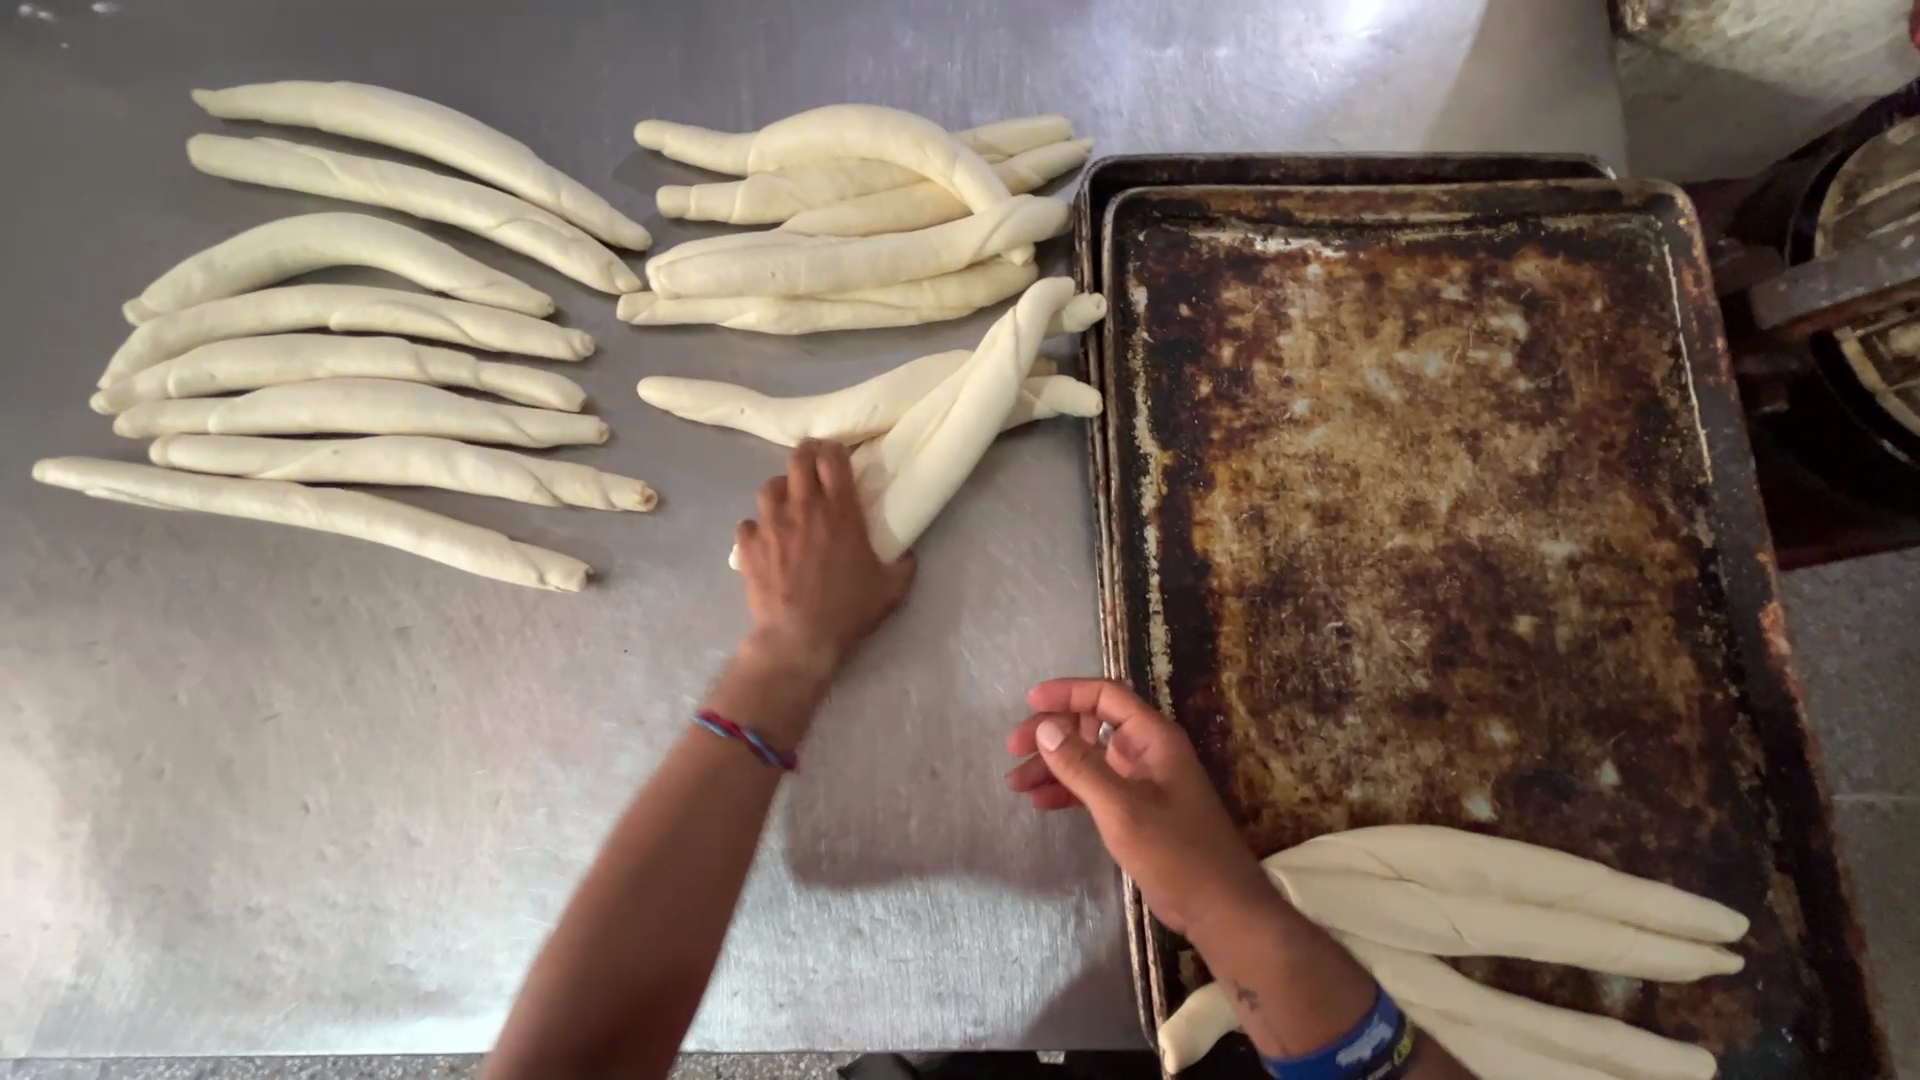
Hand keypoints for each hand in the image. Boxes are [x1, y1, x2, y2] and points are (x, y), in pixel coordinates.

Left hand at [734, 440, 915, 681]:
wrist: (799, 639)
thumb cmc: (849, 610)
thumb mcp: (892, 589)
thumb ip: (904, 564)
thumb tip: (908, 552)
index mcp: (840, 512)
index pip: (832, 458)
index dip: (834, 450)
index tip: (838, 456)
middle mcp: (803, 509)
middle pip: (798, 459)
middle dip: (806, 455)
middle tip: (814, 465)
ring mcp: (771, 526)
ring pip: (769, 486)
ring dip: (782, 489)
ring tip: (789, 502)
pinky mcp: (748, 547)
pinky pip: (748, 524)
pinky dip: (756, 527)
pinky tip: (766, 539)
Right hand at [1005, 678, 1272, 937]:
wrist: (1219, 908)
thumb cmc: (1176, 852)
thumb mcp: (1121, 808)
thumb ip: (1081, 766)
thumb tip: (1045, 728)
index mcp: (1152, 736)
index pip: (1105, 695)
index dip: (1067, 692)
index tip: (1030, 702)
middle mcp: (1146, 749)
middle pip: (1091, 724)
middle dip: (1051, 733)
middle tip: (1013, 749)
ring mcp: (1141, 779)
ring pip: (1088, 757)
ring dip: (1053, 766)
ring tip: (1016, 783)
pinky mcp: (1135, 806)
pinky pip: (1093, 785)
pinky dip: (1067, 790)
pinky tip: (1040, 802)